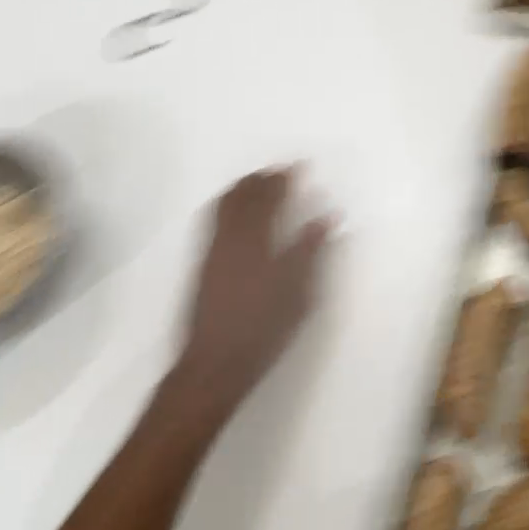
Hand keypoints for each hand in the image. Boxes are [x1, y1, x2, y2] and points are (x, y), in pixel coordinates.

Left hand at [178, 167, 335, 402]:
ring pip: (223, 205)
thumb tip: (326, 216)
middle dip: (260, 178)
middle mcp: (229, 238)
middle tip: (278, 171)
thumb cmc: (263, 331)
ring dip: (241, 188)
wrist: (214, 363)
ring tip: (257, 182)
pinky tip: (235, 212)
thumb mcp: (299, 294)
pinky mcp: (202, 264)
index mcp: (256, 241)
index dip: (283, 178)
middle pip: (242, 196)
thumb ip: (311, 251)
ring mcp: (211, 250)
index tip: (298, 166)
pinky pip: (212, 219)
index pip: (269, 198)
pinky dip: (226, 204)